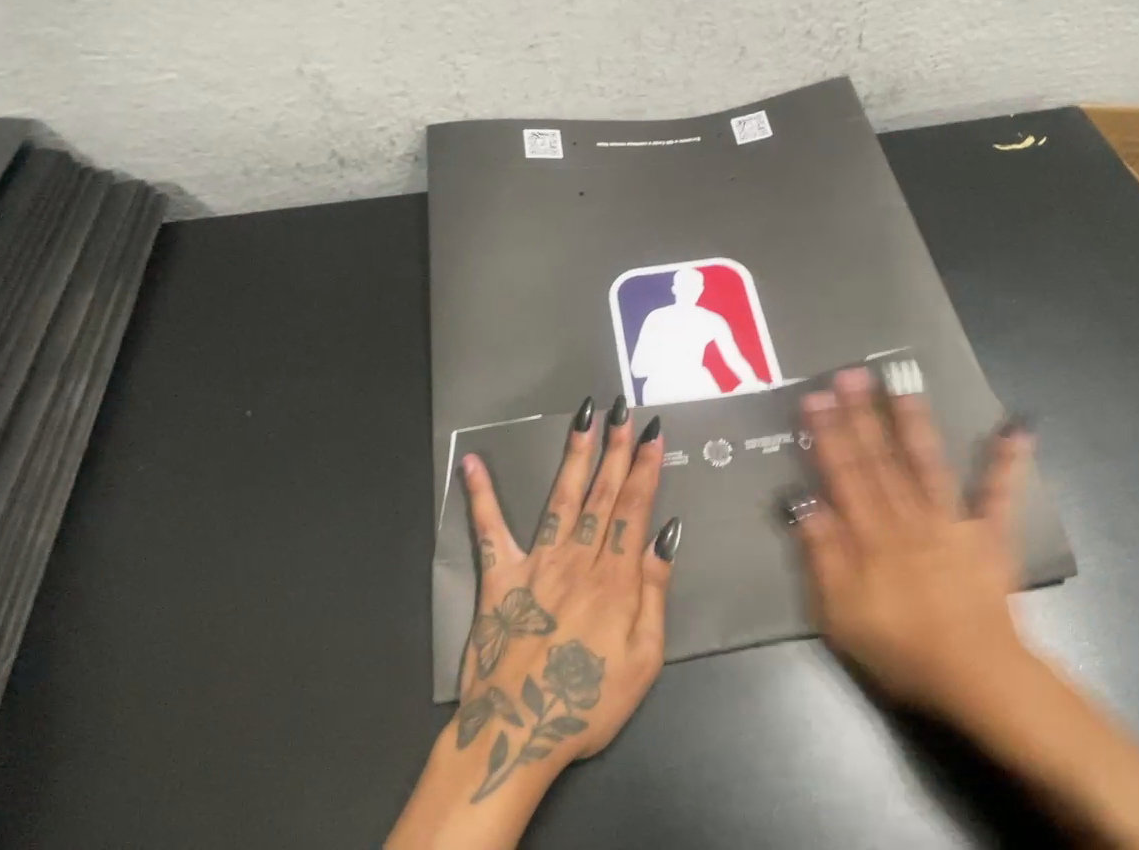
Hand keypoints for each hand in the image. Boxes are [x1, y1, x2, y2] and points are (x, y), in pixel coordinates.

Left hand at [388, 397, 680, 849]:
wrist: (517, 729)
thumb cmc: (587, 702)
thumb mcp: (644, 658)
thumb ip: (654, 592)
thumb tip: (666, 536)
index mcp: (615, 579)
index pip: (634, 509)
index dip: (646, 468)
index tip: (653, 433)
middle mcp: (578, 559)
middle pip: (601, 494)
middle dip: (615, 448)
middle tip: (622, 409)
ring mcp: (536, 563)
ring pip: (560, 498)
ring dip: (574, 455)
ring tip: (583, 418)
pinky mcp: (499, 577)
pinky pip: (489, 529)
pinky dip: (481, 494)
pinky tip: (473, 462)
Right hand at [788, 366, 1034, 718]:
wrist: (976, 675)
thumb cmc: (900, 647)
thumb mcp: (841, 611)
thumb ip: (823, 553)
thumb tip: (802, 500)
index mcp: (870, 536)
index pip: (843, 475)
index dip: (828, 435)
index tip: (815, 397)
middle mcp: (907, 518)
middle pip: (879, 461)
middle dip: (862, 415)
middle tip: (849, 373)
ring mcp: (950, 523)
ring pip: (926, 464)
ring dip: (913, 423)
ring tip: (901, 384)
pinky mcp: (988, 536)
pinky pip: (997, 494)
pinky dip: (1006, 460)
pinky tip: (1016, 426)